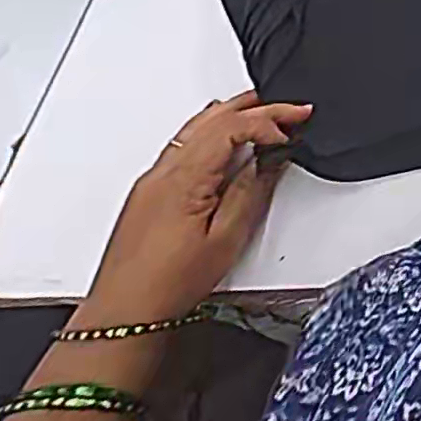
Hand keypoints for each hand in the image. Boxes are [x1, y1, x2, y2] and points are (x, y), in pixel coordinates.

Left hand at [82, 92, 311, 326]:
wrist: (125, 312)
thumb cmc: (171, 281)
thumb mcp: (228, 236)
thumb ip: (252, 189)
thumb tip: (271, 158)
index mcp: (182, 180)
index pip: (229, 129)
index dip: (267, 122)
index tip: (291, 131)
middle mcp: (163, 172)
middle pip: (215, 119)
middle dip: (260, 108)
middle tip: (294, 110)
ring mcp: (154, 178)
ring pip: (197, 126)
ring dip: (236, 112)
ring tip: (269, 109)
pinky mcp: (152, 188)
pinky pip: (187, 141)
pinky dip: (216, 127)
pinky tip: (232, 132)